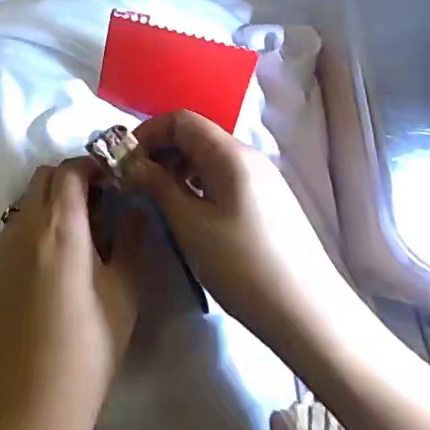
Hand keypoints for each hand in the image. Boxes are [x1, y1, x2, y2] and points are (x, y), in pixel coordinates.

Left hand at [0, 158, 142, 429]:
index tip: (118, 180)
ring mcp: (2, 247)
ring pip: (27, 199)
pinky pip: (16, 224)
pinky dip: (38, 221)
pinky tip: (60, 255)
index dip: (95, 165)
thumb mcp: (125, 292)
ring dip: (54, 199)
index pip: (71, 170)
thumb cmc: (88, 347)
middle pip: (45, 177)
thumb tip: (135, 207)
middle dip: (74, 178)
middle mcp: (24, 226)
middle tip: (103, 200)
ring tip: (84, 228)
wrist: (31, 404)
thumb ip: (131, 239)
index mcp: (60, 227)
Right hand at [129, 111, 356, 352]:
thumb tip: (132, 162)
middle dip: (161, 151)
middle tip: (135, 182)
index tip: (123, 161)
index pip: (182, 120)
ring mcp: (263, 177)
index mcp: (230, 153)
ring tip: (157, 199)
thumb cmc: (241, 265)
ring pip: (211, 157)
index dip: (148, 133)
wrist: (306, 309)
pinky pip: (226, 176)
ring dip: (179, 168)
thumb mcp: (190, 225)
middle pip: (197, 135)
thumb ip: (159, 186)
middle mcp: (249, 155)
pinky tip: (189, 211)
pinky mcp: (269, 199)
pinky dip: (199, 183)